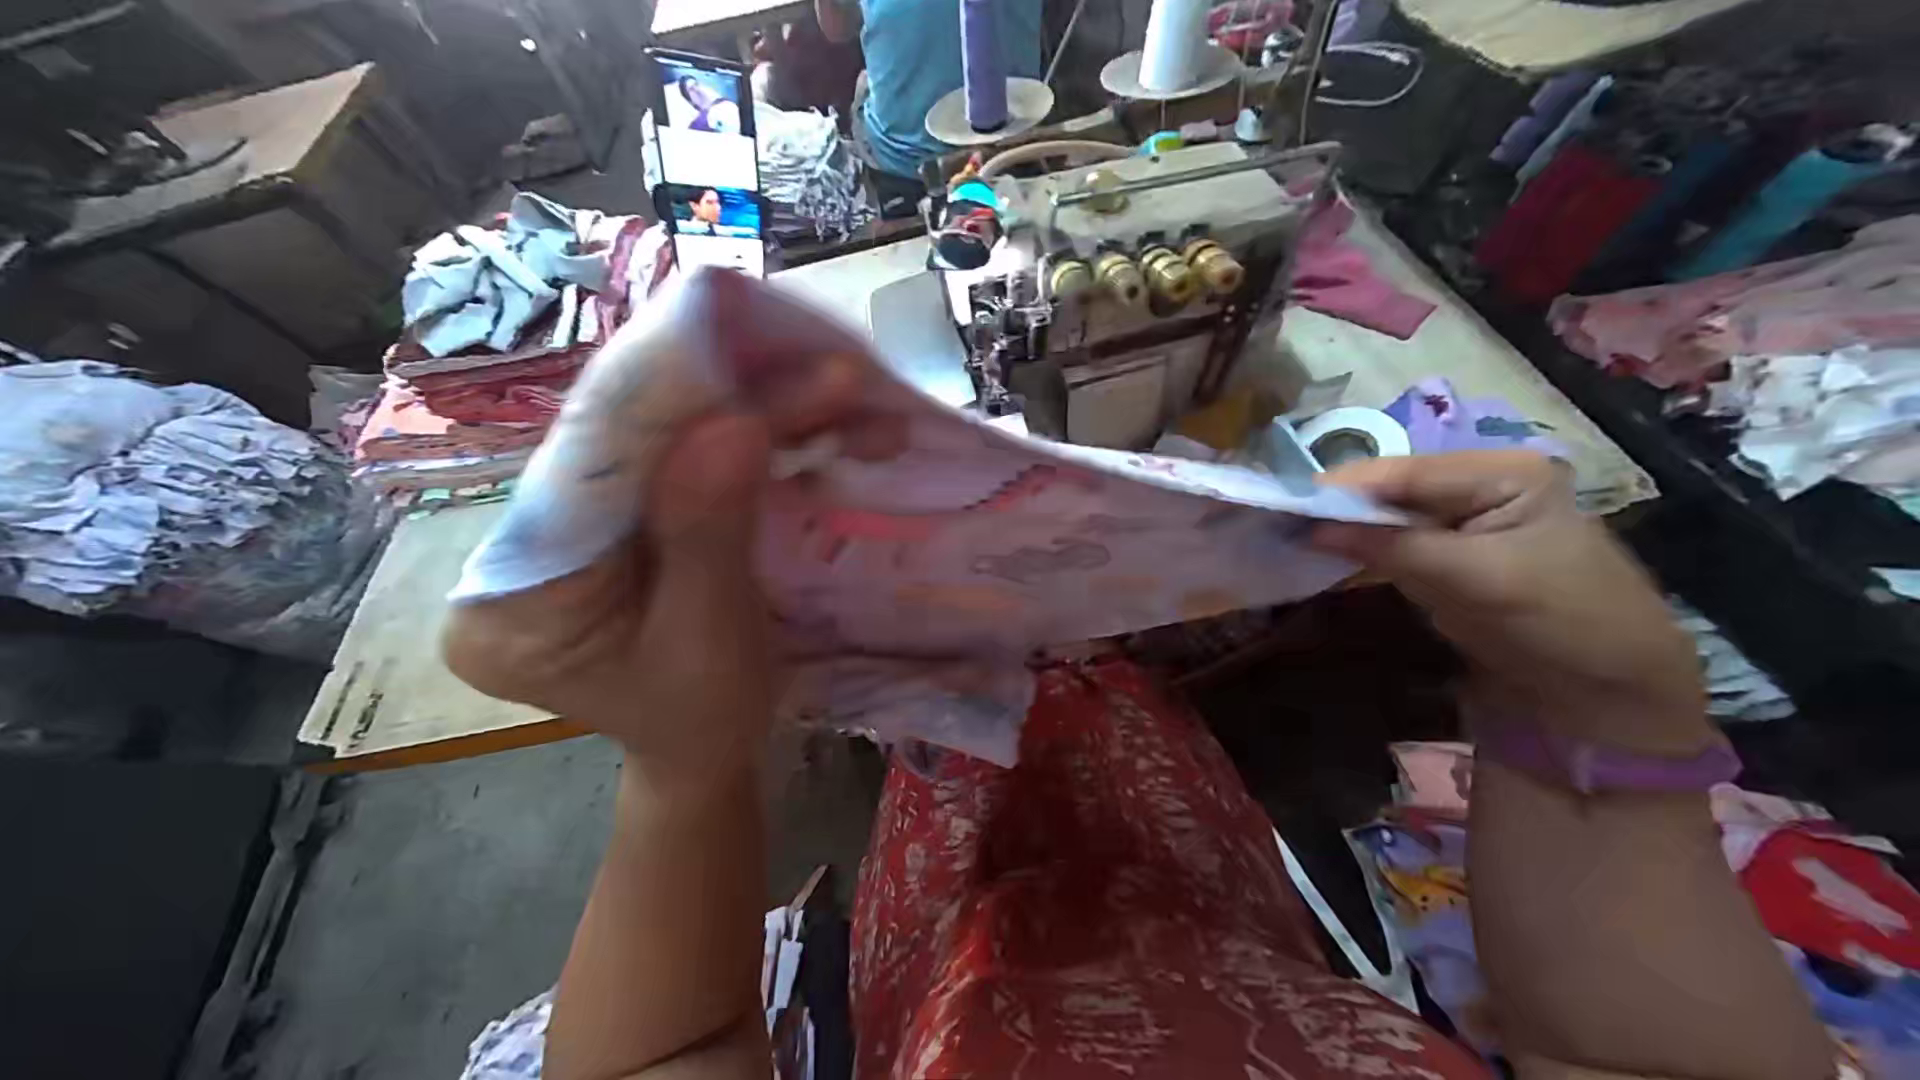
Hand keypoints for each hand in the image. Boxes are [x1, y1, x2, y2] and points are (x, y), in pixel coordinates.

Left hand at [442, 355, 874, 783]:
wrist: (706, 746)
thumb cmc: (706, 717)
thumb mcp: (712, 639)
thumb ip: (710, 531)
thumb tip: (734, 420)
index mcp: (511, 598)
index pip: (587, 473)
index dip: (671, 403)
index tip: (763, 355)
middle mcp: (517, 543)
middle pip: (625, 444)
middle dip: (730, 400)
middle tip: (826, 370)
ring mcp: (566, 522)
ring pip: (660, 439)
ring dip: (755, 410)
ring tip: (836, 390)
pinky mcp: (612, 512)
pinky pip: (677, 456)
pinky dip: (747, 435)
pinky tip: (806, 417)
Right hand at [1313, 450, 1710, 753]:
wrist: (1603, 692)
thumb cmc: (1558, 622)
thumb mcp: (1474, 579)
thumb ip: (1391, 545)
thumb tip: (1309, 527)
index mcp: (1503, 471)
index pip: (1404, 471)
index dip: (1341, 486)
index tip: (1280, 502)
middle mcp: (1477, 483)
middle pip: (1388, 488)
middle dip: (1334, 504)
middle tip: (1276, 519)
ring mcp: (1458, 518)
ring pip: (1381, 513)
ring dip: (1338, 525)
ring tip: (1284, 531)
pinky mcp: (1442, 551)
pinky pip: (1387, 540)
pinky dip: (1354, 546)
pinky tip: (1319, 549)